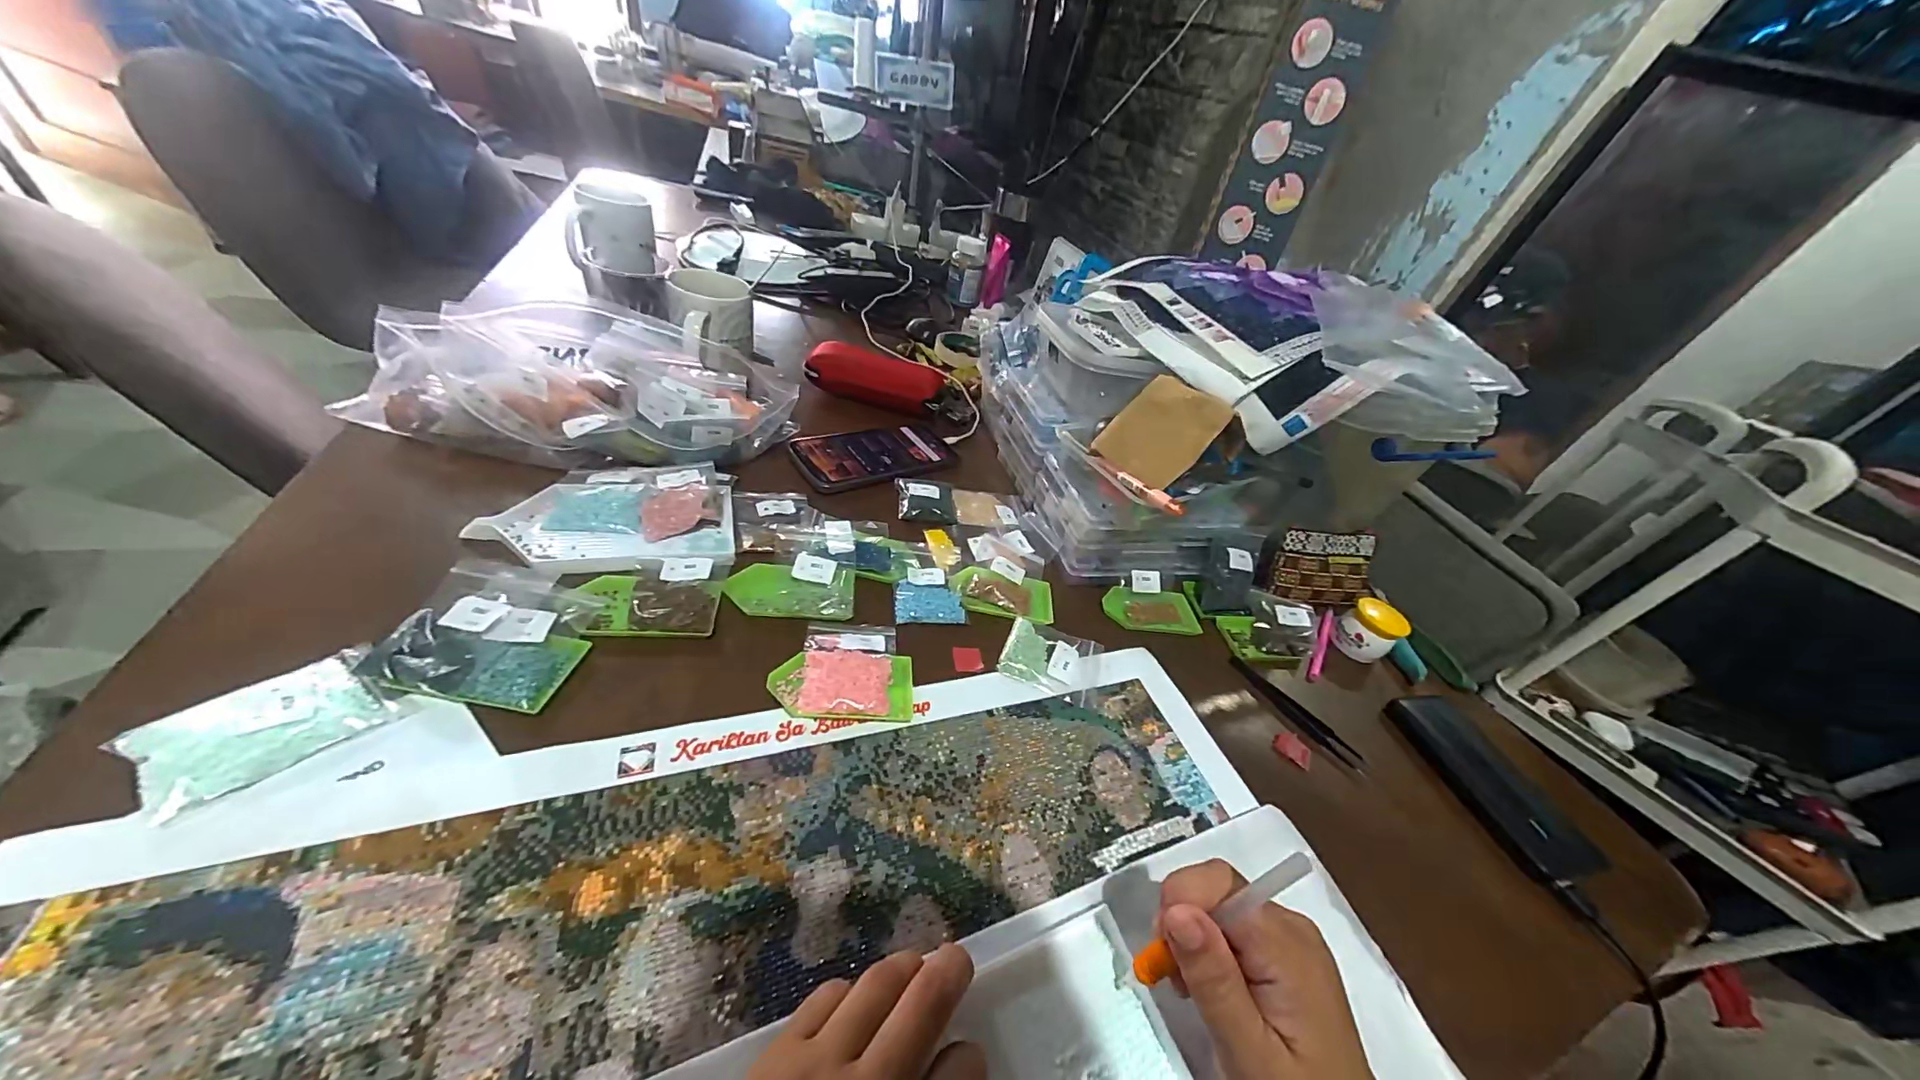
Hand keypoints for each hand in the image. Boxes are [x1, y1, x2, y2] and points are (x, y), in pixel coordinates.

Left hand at [747, 944, 985, 1079]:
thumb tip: (951, 1067)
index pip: (959, 1070)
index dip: (967, 1056)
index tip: (965, 1050)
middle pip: (921, 1007)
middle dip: (946, 974)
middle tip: (956, 956)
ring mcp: (819, 1062)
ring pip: (875, 987)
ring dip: (900, 969)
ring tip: (911, 963)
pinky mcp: (778, 1052)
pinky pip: (825, 998)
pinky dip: (847, 991)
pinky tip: (851, 999)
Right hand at [1158, 859, 1372, 1079]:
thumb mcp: (1248, 1048)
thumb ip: (1213, 978)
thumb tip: (1176, 910)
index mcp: (1286, 942)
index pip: (1219, 881)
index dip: (1180, 902)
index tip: (1163, 950)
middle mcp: (1290, 927)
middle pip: (1217, 890)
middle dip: (1181, 922)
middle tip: (1171, 976)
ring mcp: (1290, 940)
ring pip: (1220, 907)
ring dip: (1191, 939)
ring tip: (1190, 991)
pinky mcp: (1284, 955)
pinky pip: (1233, 928)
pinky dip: (1208, 950)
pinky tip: (1209, 988)